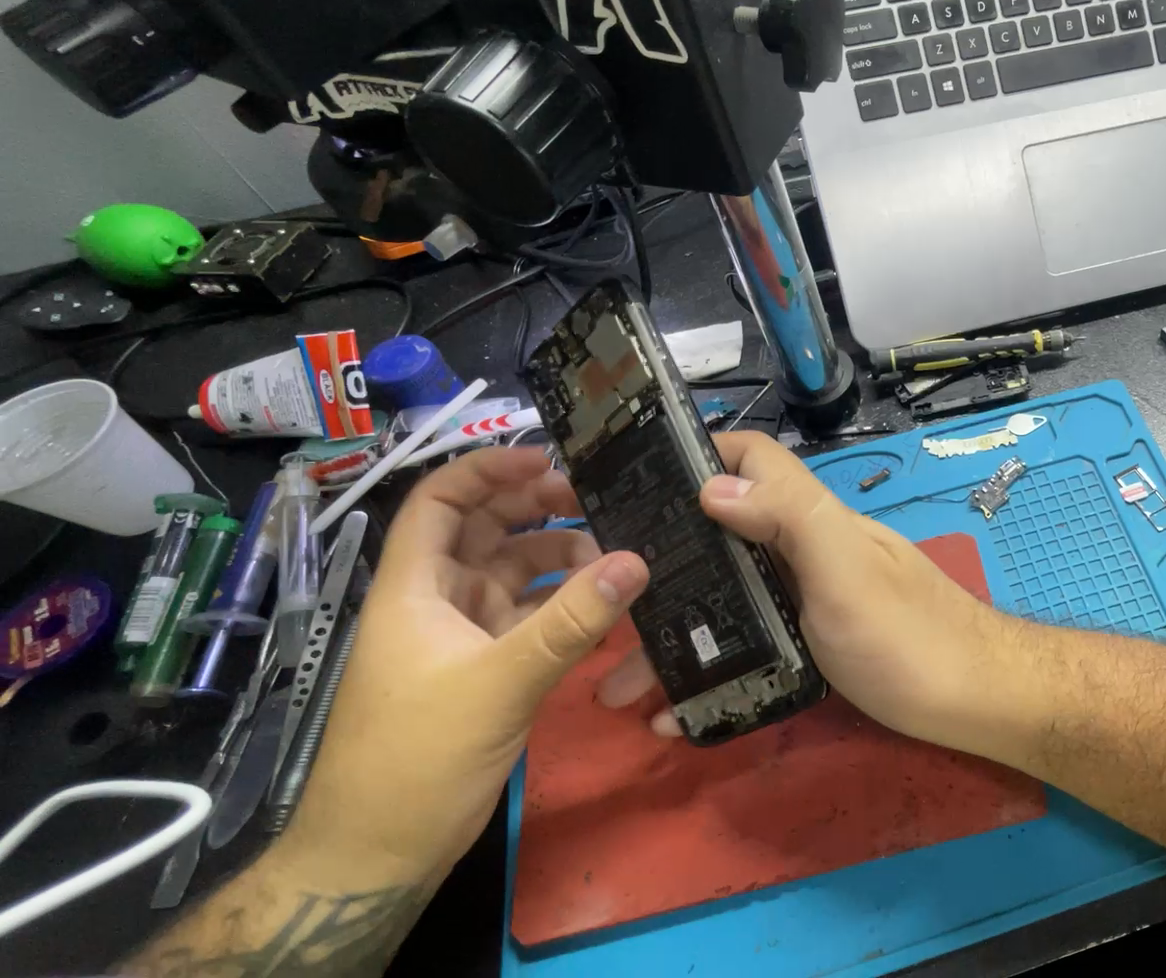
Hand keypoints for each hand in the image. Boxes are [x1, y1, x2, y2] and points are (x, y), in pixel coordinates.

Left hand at [281, 448, 649, 887]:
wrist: (383, 851)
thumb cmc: (419, 756)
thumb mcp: (500, 681)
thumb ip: (571, 621)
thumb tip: (637, 560)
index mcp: (415, 587)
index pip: (439, 503)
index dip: (486, 471)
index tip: (548, 460)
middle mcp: (438, 600)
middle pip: (484, 530)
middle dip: (537, 507)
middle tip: (600, 500)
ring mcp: (463, 634)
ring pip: (514, 572)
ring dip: (560, 557)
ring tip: (616, 555)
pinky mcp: (487, 665)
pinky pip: (531, 615)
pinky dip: (565, 603)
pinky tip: (605, 606)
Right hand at [598, 431, 1024, 754]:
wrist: (977, 703)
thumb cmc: (909, 637)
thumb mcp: (847, 571)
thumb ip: (790, 519)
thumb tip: (712, 484)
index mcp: (813, 520)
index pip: (756, 461)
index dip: (701, 454)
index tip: (633, 479)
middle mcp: (809, 550)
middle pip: (727, 536)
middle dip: (665, 564)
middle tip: (604, 605)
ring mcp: (814, 599)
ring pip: (733, 598)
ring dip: (677, 631)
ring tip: (621, 687)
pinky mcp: (817, 646)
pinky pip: (752, 645)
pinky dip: (713, 669)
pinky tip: (677, 712)